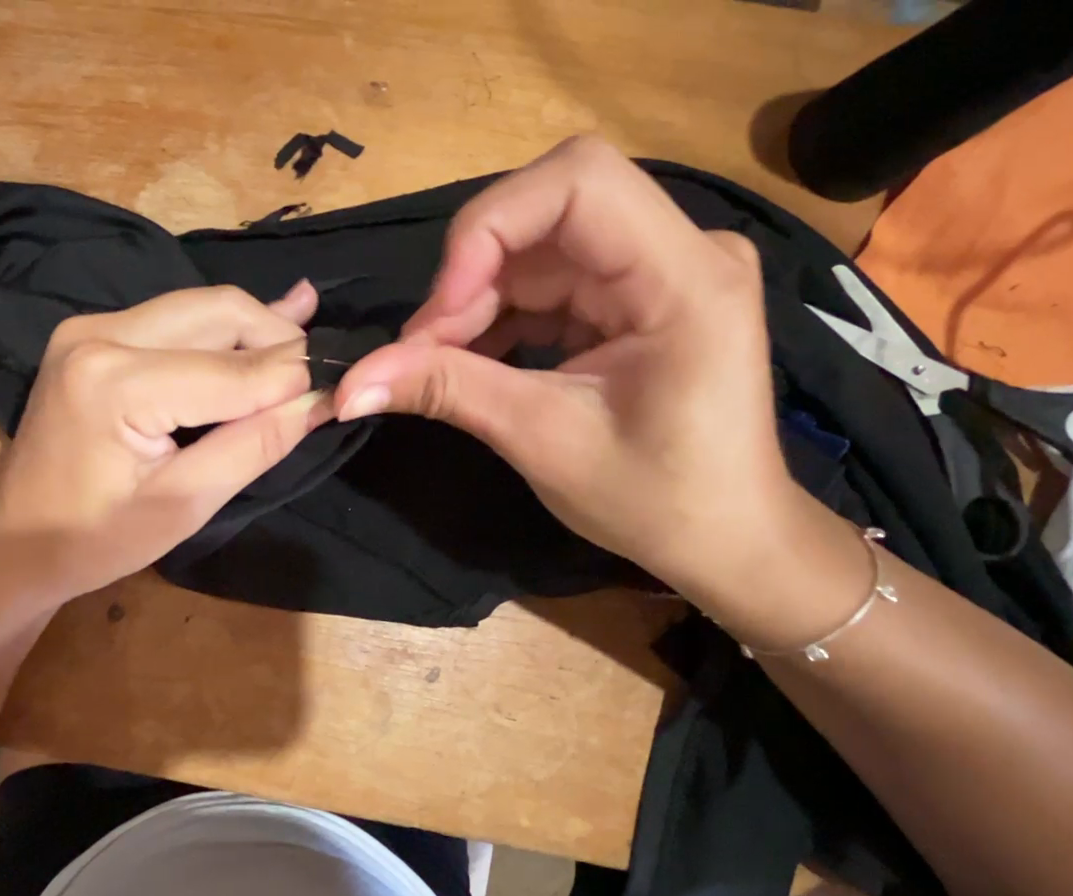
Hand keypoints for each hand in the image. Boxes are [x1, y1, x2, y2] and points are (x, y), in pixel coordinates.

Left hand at [0, 283, 331, 606]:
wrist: (16, 544)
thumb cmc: (95, 541)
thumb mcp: (183, 504)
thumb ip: (254, 444)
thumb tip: (320, 398)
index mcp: (114, 380)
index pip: (233, 369)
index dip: (293, 380)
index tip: (346, 389)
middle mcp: (98, 334)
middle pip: (217, 311)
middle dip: (276, 339)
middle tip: (324, 374)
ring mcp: (88, 329)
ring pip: (197, 310)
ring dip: (250, 333)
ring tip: (305, 352)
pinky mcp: (88, 338)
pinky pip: (170, 322)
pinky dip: (216, 335)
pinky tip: (269, 324)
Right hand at [331, 136, 801, 593]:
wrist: (723, 537)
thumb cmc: (654, 499)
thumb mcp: (542, 441)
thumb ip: (448, 392)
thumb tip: (348, 386)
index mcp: (685, 278)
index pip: (578, 182)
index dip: (489, 228)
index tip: (438, 313)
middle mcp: (679, 250)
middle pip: (548, 210)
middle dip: (470, 274)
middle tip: (420, 352)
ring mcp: (657, 268)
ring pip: (536, 248)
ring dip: (473, 302)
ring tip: (433, 366)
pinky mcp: (634, 294)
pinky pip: (547, 282)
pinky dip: (495, 318)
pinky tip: (466, 363)